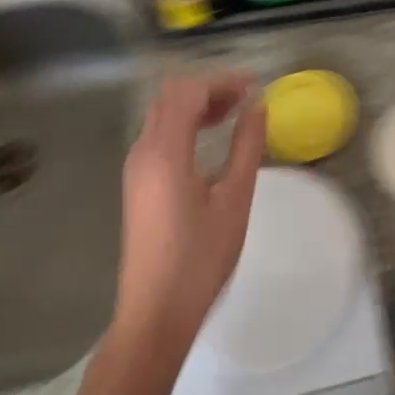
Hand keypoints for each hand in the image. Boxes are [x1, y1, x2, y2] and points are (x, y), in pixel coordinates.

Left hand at [112, 72, 264, 351]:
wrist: (156, 313)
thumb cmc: (200, 258)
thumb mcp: (235, 200)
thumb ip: (247, 147)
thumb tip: (258, 107)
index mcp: (165, 152)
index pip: (188, 92)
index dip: (223, 81)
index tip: (256, 88)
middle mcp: (143, 152)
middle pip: (170, 96)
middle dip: (209, 88)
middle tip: (246, 99)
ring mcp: (136, 168)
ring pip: (162, 115)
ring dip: (197, 105)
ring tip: (235, 115)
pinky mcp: (138, 184)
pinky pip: (159, 135)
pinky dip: (186, 125)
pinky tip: (211, 140)